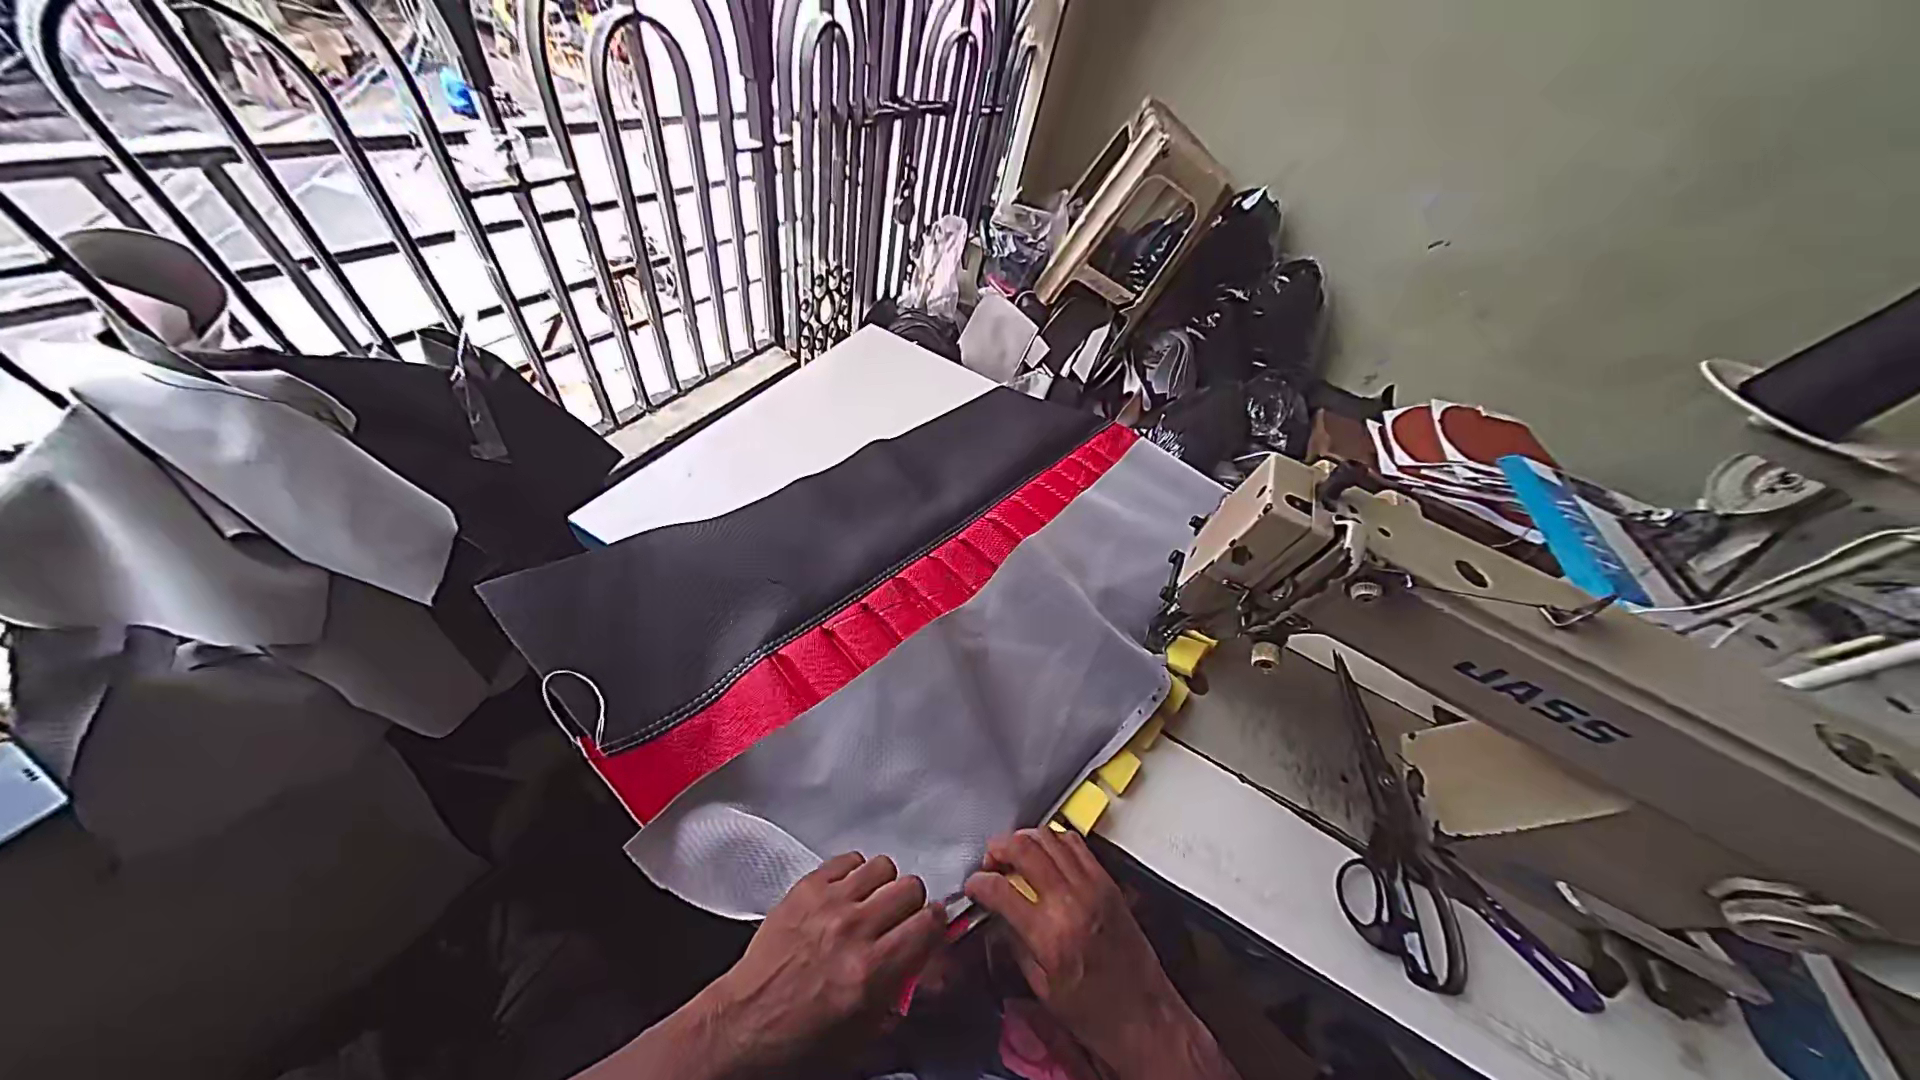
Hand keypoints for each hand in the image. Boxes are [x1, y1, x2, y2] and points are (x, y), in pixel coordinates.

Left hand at [701, 852, 946, 1074]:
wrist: (745, 1024)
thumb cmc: (798, 1038)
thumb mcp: (864, 1033)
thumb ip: (903, 991)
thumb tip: (928, 960)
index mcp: (870, 973)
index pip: (929, 922)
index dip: (935, 924)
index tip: (930, 928)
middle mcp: (852, 931)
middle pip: (911, 887)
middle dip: (911, 905)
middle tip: (899, 920)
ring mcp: (828, 904)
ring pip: (883, 866)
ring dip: (883, 886)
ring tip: (871, 905)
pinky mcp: (807, 887)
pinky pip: (849, 858)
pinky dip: (853, 874)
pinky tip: (846, 894)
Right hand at [965, 828, 1238, 1079]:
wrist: (1145, 1017)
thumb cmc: (1093, 1013)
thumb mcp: (1041, 987)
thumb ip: (1014, 942)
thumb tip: (997, 913)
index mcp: (1049, 936)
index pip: (1000, 889)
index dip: (978, 882)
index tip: (973, 885)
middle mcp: (1071, 902)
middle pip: (1023, 848)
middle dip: (997, 848)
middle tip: (990, 861)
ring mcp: (1092, 887)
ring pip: (1049, 836)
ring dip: (1024, 839)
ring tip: (1015, 854)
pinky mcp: (1108, 882)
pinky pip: (1076, 843)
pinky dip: (1055, 840)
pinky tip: (1046, 853)